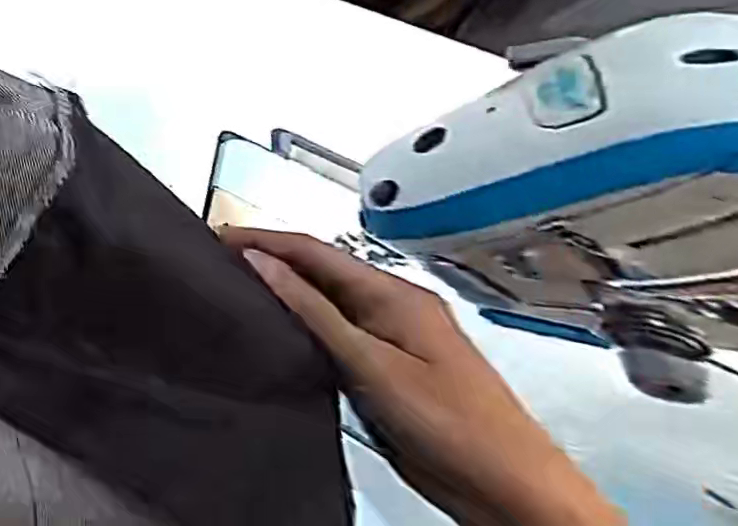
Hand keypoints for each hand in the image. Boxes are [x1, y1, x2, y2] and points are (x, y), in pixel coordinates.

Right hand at [222, 228, 623, 525]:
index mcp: (392, 293)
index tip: (215, 237)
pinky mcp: (389, 364)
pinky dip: (301, 319)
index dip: (262, 239)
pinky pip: (335, 326)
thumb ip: (313, 309)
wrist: (522, 502)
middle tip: (218, 261)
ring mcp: (392, 334)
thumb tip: (258, 260)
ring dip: (283, 288)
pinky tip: (276, 326)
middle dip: (268, 259)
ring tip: (235, 286)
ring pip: (325, 297)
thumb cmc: (452, 427)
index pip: (312, 249)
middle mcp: (392, 303)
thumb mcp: (372, 365)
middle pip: (318, 267)